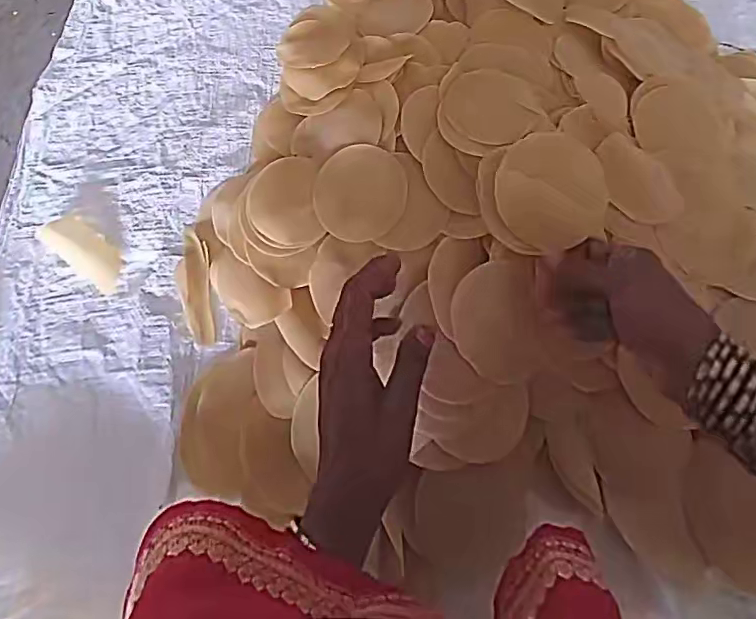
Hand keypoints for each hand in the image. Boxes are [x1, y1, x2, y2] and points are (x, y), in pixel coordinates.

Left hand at [299, 254, 433, 566]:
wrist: (344, 493)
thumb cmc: (374, 454)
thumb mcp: (400, 408)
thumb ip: (411, 364)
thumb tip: (424, 327)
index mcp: (348, 357)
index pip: (354, 300)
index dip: (372, 275)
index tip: (395, 262)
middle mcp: (333, 356)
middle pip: (345, 303)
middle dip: (368, 279)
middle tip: (395, 267)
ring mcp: (331, 368)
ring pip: (344, 318)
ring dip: (366, 297)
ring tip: (393, 288)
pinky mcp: (335, 380)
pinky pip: (347, 337)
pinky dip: (366, 322)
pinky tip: (389, 330)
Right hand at [537, 239, 718, 401]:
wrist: (689, 362)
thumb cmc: (653, 312)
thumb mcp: (614, 286)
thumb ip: (578, 272)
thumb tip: (546, 255)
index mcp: (630, 257)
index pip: (590, 249)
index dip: (566, 258)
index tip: (542, 269)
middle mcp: (629, 277)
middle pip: (588, 276)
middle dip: (564, 286)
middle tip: (541, 297)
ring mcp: (629, 305)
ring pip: (591, 301)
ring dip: (569, 307)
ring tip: (548, 317)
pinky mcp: (628, 331)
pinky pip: (599, 322)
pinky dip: (583, 325)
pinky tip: (566, 330)